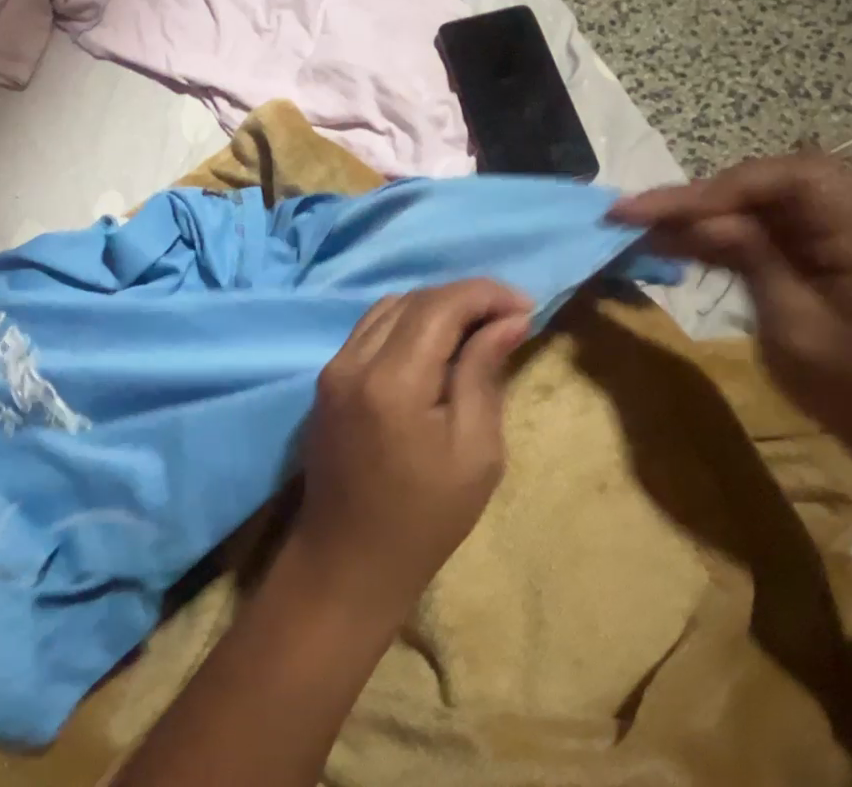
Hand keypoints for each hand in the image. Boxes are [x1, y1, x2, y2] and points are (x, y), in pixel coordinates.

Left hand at [295, 279, 531, 610]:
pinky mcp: (325, 383)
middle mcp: (352, 362)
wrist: (349, 558)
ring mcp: (332, 371)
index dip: (486, 295)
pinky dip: (405, 327)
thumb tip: (509, 320)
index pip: (439, 305)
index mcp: (392, 381)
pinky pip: (367, 333)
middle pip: (411, 300)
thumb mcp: (475, 450)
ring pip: (385, 310)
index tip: (526, 306)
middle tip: (508, 318)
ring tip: (476, 331)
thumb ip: (484, 374)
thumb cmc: (425, 517)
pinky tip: (435, 348)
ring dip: (432, 309)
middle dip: (464, 298)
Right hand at [609, 154, 851, 463]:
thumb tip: (705, 220)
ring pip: (766, 203)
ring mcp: (843, 239)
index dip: (721, 187)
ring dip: (706, 213)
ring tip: (646, 230)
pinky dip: (723, 234)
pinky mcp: (824, 258)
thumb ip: (756, 263)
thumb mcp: (798, 330)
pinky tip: (679, 246)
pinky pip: (769, 230)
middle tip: (640, 214)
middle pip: (775, 181)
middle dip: (706, 194)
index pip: (793, 178)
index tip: (658, 211)